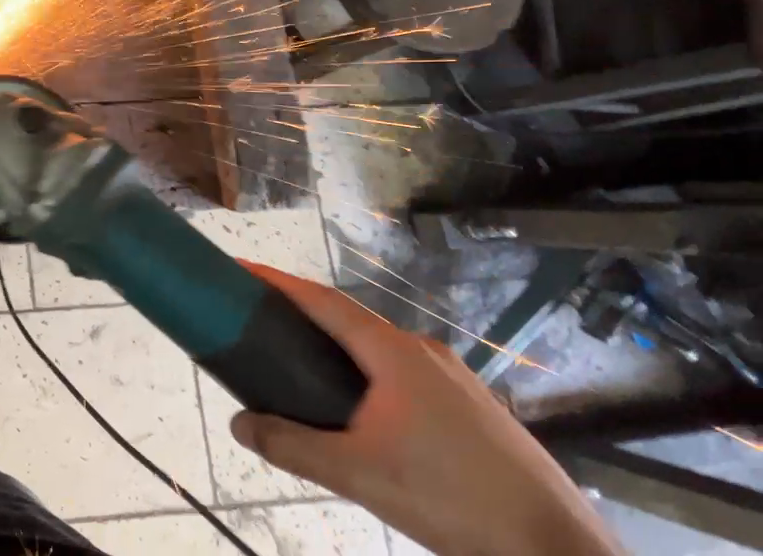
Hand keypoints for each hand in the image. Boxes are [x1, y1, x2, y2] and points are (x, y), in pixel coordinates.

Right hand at [229, 264, 621, 555]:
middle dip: (301, 317)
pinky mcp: (474, 410)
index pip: (324, 301)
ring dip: (335, 350)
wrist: (557, 552)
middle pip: (350, 322)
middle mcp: (426, 354)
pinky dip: (366, 376)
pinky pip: (403, 376)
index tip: (240, 269)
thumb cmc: (451, 499)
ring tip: (298, 370)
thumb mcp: (357, 476)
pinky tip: (358, 412)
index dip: (278, 282)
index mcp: (396, 354)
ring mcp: (456, 381)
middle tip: (256, 324)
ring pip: (379, 352)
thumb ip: (290, 445)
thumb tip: (238, 424)